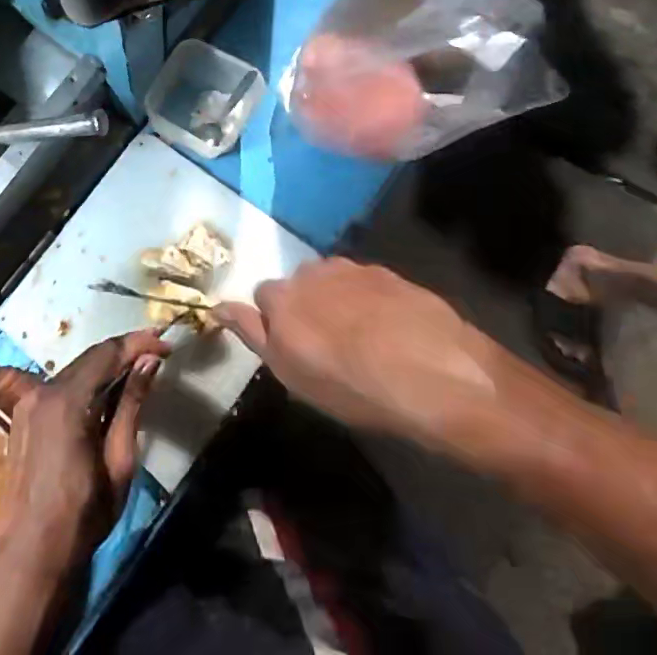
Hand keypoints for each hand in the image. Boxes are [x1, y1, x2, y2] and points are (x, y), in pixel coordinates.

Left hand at [0, 331, 170, 572]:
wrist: (31, 547)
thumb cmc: (83, 512)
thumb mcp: (119, 461)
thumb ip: (131, 406)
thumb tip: (148, 363)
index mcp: (66, 401)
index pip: (105, 354)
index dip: (137, 343)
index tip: (165, 341)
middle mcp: (42, 391)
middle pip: (88, 359)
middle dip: (123, 352)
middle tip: (157, 352)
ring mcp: (28, 402)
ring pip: (74, 371)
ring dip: (105, 368)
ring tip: (139, 370)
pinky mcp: (24, 415)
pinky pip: (61, 388)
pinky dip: (87, 384)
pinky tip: (107, 393)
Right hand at [214, 258, 509, 447]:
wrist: (440, 378)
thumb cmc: (354, 386)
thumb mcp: (291, 373)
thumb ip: (253, 333)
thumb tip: (217, 305)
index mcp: (281, 297)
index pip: (263, 297)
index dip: (278, 323)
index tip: (298, 349)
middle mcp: (311, 273)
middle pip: (298, 285)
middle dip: (307, 306)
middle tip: (330, 345)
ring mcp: (354, 270)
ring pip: (333, 281)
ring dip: (338, 300)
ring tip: (364, 338)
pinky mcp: (391, 274)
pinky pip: (367, 285)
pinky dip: (370, 302)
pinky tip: (392, 331)